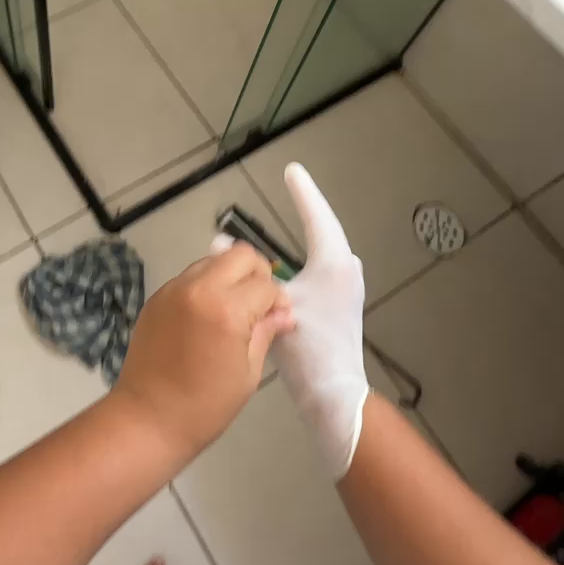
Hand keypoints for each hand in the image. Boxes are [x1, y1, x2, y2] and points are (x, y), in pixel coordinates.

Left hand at [109, 241, 294, 461]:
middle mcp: (198, 287)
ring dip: (230, 275)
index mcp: (226, 309)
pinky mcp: (158, 295)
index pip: (265, 285)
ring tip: (233, 309)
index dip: (278, 300)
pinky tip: (207, 316)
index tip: (279, 317)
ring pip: (213, 260)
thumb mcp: (247, 372)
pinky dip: (206, 285)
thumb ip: (266, 333)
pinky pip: (190, 276)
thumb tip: (284, 314)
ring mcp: (174, 288)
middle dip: (257, 274)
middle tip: (259, 304)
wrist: (147, 417)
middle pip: (240, 254)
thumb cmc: (205, 405)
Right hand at [271, 163, 368, 477]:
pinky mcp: (340, 305)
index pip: (316, 216)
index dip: (302, 191)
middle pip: (324, 230)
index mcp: (333, 263)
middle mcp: (345, 270)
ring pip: (323, 251)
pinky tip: (289, 262)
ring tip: (293, 216)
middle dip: (307, 210)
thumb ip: (245, 272)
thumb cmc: (307, 346)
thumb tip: (217, 243)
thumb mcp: (270, 303)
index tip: (290, 169)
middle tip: (291, 186)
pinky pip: (320, 268)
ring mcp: (346, 289)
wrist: (333, 395)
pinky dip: (305, 256)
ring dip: (306, 234)